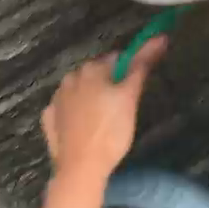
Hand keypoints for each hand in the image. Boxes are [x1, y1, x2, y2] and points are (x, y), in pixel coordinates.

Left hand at [40, 36, 167, 184]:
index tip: (132, 93)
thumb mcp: (130, 96)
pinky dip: (72, 114)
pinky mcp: (48, 120)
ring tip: (101, 122)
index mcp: (91, 68)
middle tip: (119, 111)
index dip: (127, 74)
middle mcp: (70, 77)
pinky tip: (81, 129)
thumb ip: (142, 64)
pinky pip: (64, 109)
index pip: (116, 60)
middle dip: (107, 86)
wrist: (80, 170)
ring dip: (89, 98)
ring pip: (79, 90)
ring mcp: (56, 99)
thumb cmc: (110, 130)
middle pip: (95, 74)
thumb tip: (160, 37)